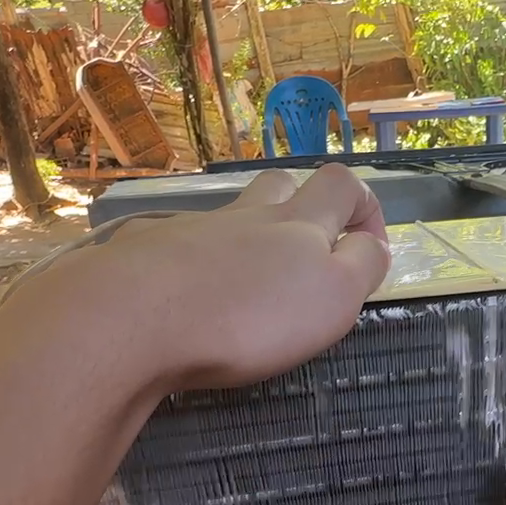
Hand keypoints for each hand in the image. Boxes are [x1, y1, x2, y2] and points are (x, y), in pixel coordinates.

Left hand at [0, 164, 389, 393]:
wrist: (132, 319)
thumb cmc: (250, 316)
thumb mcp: (333, 297)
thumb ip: (362, 267)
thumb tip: (373, 245)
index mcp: (298, 225)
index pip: (343, 187)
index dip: (366, 210)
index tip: (369, 251)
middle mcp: (244, 216)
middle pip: (282, 186)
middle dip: (306, 208)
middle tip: (310, 256)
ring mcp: (189, 231)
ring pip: (227, 216)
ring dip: (248, 237)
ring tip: (248, 283)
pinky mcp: (142, 255)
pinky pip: (177, 246)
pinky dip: (192, 264)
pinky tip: (185, 298)